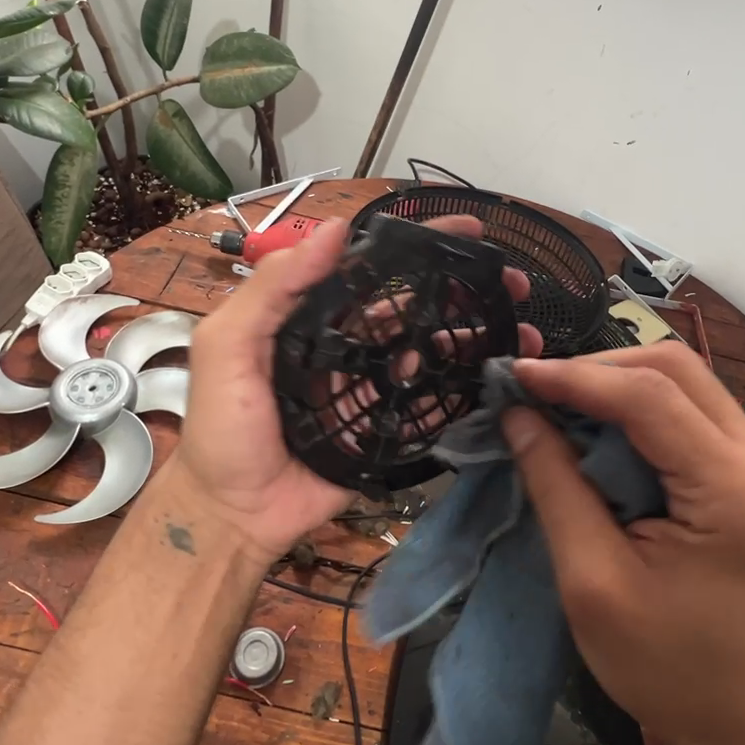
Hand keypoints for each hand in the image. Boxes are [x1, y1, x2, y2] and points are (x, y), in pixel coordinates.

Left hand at [175, 215, 538, 563]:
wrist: (235, 514)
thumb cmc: (224, 427)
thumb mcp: (229, 346)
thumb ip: (273, 288)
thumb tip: (334, 230)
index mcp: (315, 316)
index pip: (373, 268)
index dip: (420, 246)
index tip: (469, 232)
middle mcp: (349, 344)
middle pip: (415, 306)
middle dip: (465, 289)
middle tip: (512, 283)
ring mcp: (372, 387)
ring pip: (431, 350)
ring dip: (475, 335)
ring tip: (520, 329)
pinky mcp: (387, 429)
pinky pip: (430, 401)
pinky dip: (463, 386)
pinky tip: (495, 373)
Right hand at [503, 344, 744, 744]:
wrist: (739, 721)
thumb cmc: (665, 668)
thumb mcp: (592, 581)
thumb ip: (555, 484)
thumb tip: (518, 414)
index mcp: (736, 493)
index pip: (650, 398)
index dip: (576, 376)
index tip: (515, 375)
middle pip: (676, 370)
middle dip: (599, 368)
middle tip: (538, 390)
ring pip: (685, 381)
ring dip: (617, 383)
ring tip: (559, 403)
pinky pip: (691, 410)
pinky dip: (637, 406)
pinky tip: (597, 425)